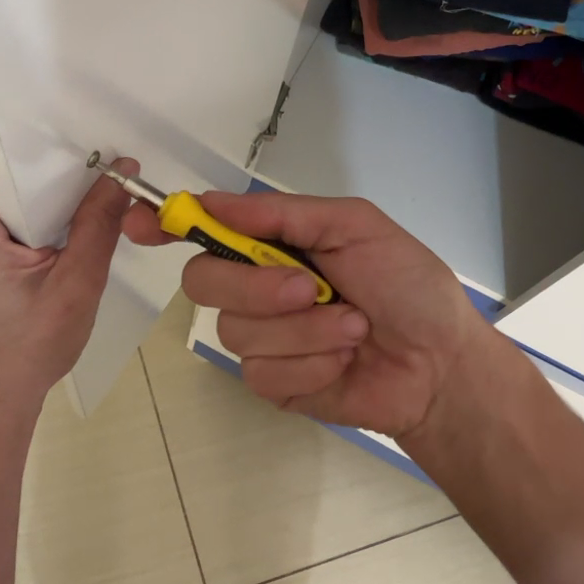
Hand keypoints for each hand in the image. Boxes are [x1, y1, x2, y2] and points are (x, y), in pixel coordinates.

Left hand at [0, 134, 133, 411]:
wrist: (0, 390)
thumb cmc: (27, 346)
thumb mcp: (75, 284)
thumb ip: (98, 224)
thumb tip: (124, 170)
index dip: (15, 113)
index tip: (57, 96)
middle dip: (44, 135)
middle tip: (93, 118)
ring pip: (11, 174)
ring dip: (50, 164)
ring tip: (96, 145)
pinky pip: (17, 197)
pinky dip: (47, 190)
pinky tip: (84, 186)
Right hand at [123, 192, 489, 437]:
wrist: (441, 364)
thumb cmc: (408, 285)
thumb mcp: (355, 227)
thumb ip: (283, 214)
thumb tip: (212, 200)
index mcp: (274, 244)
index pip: (205, 230)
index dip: (168, 225)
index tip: (142, 224)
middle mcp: (257, 286)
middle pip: (202, 280)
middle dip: (255, 286)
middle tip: (309, 289)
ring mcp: (263, 338)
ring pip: (236, 331)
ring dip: (304, 331)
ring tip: (353, 329)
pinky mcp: (274, 383)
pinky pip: (261, 372)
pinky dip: (310, 364)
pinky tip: (343, 362)